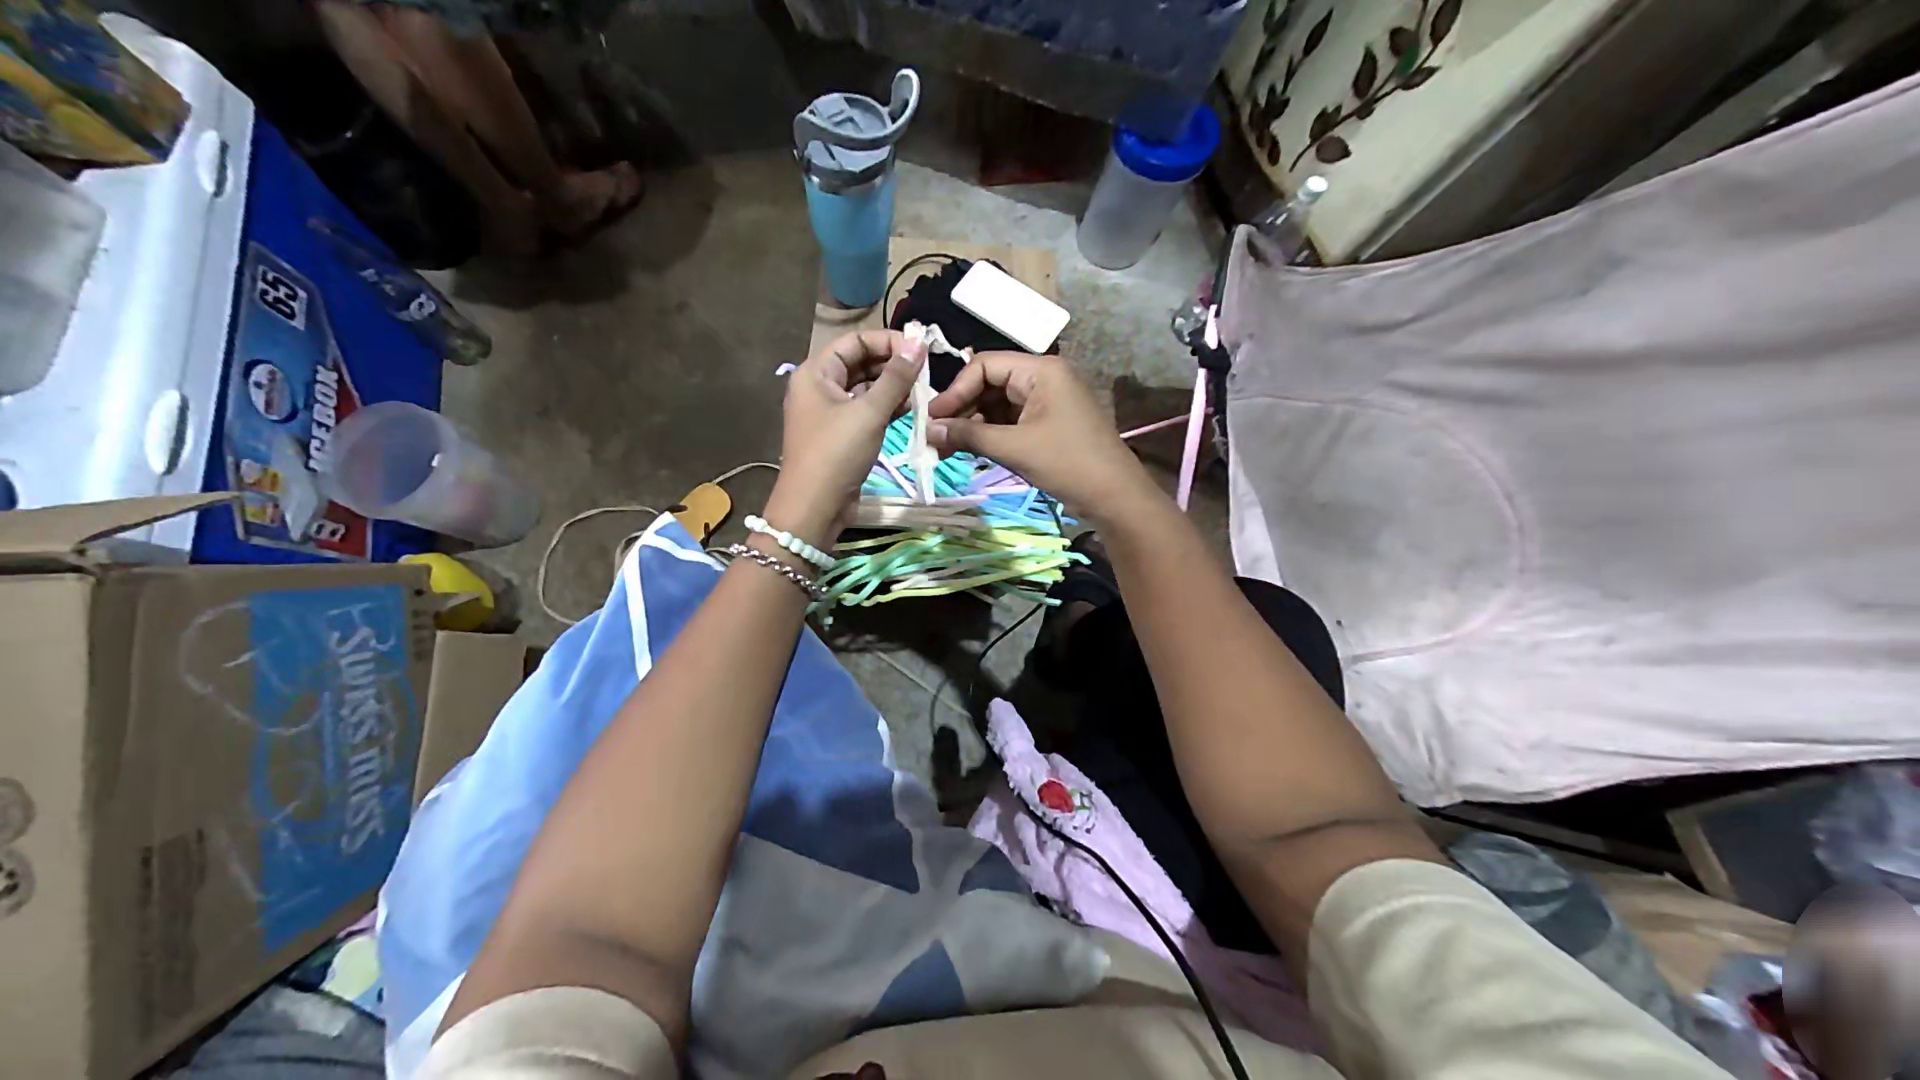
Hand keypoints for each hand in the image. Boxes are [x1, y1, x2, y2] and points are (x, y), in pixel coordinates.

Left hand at [768, 329, 927, 546]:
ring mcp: (830, 413)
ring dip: (894, 387)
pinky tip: (913, 408)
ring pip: (866, 389)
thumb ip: (896, 377)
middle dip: (893, 364)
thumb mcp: (869, 412)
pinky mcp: (842, 435)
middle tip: (927, 370)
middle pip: (861, 363)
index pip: (855, 341)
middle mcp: (820, 387)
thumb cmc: (837, 453)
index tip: (920, 347)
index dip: (887, 340)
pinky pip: (867, 411)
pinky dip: (888, 408)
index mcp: (816, 372)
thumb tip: (917, 343)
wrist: (814, 507)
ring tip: (924, 390)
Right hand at [927, 352, 1160, 522]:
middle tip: (934, 436)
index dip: (955, 390)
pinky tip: (968, 450)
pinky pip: (1009, 421)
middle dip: (961, 409)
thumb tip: (928, 430)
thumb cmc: (1067, 463)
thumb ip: (969, 436)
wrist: (1115, 496)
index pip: (984, 366)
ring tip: (945, 448)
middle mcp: (1043, 378)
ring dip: (971, 424)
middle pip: (989, 383)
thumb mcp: (1014, 448)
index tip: (932, 418)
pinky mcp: (1046, 424)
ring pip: (997, 405)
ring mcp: (1046, 401)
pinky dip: (988, 434)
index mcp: (1041, 370)